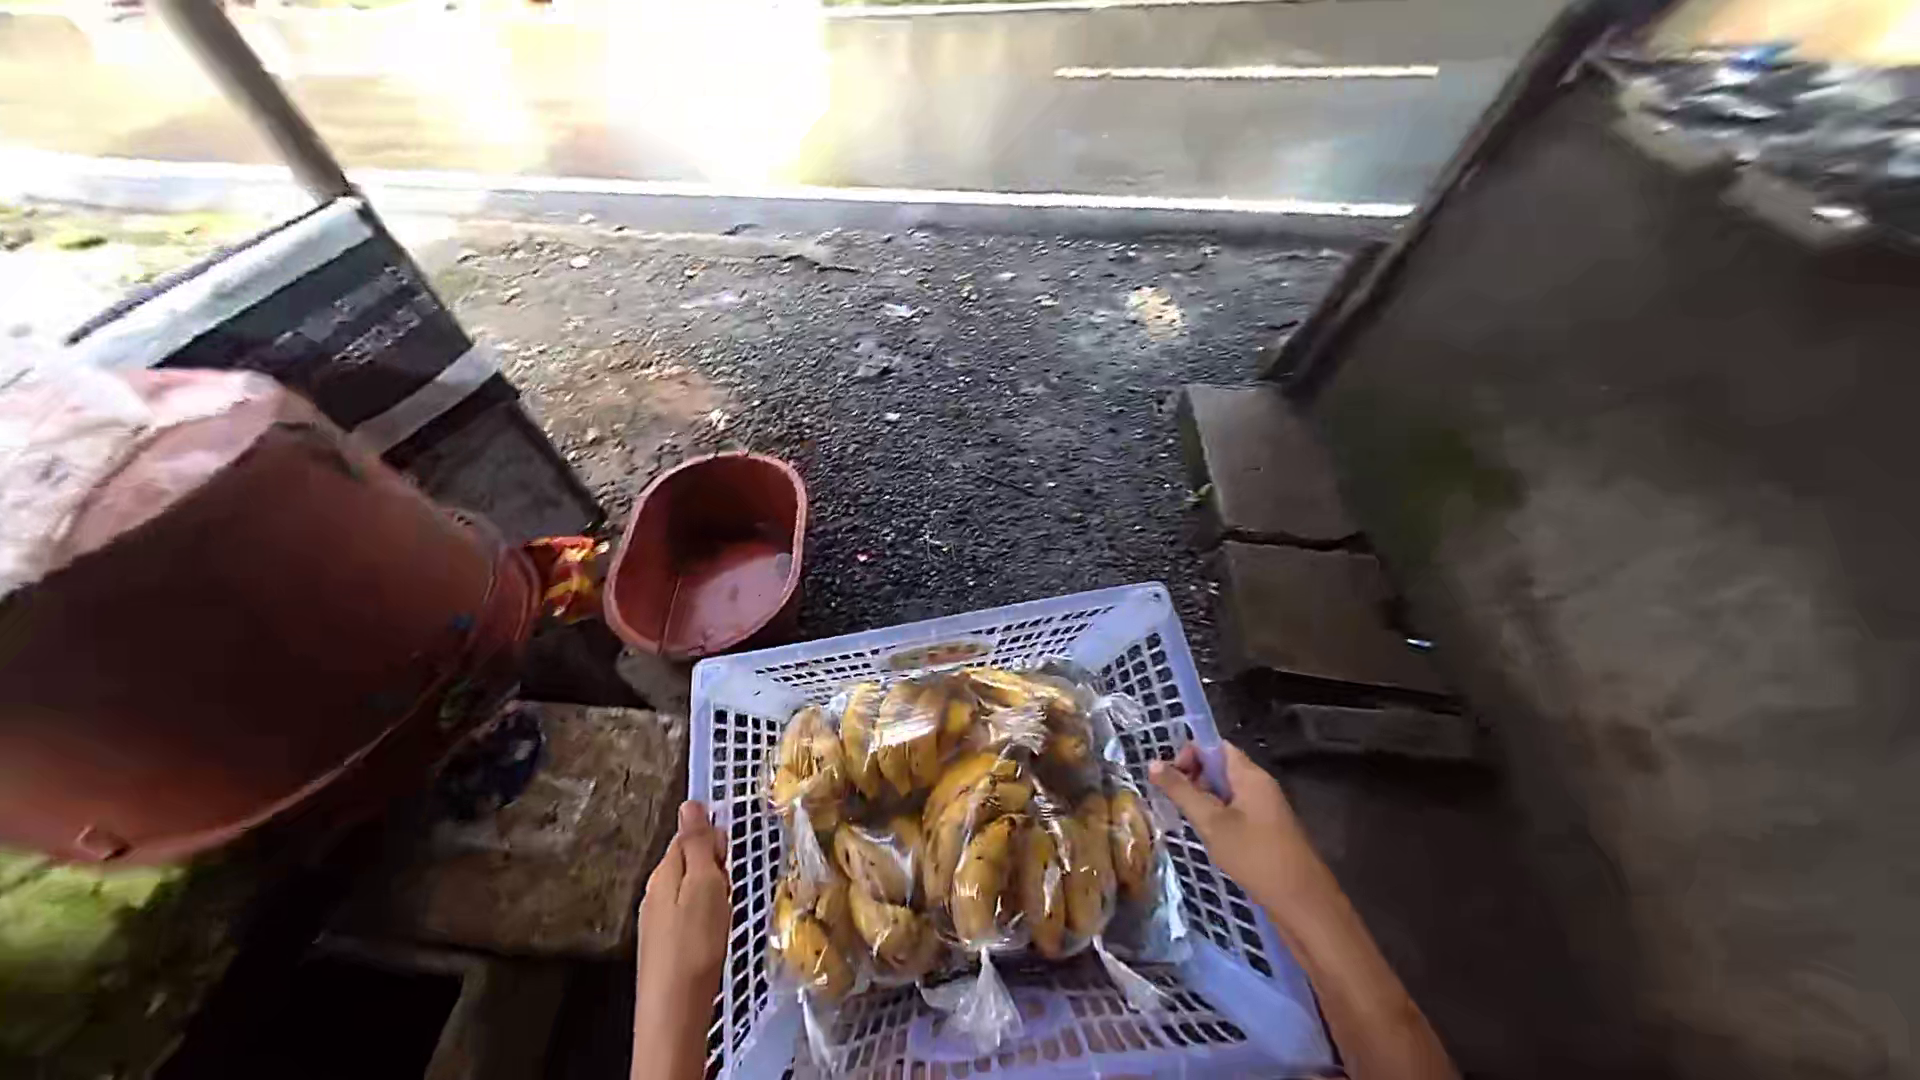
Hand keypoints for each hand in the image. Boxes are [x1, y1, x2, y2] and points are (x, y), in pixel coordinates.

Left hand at [633, 801, 730, 1079]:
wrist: (673, 1011)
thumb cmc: (695, 942)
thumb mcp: (703, 885)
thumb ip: (698, 845)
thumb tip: (689, 803)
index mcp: (664, 873)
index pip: (687, 835)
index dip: (712, 839)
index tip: (730, 855)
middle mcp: (655, 891)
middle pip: (689, 860)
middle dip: (715, 865)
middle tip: (728, 887)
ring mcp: (657, 919)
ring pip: (690, 886)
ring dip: (712, 890)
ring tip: (725, 910)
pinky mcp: (664, 943)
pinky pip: (688, 910)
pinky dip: (705, 912)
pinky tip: (715, 930)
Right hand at [1149, 741, 1334, 920]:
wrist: (1304, 906)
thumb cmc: (1256, 857)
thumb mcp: (1211, 822)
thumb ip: (1181, 791)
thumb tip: (1153, 763)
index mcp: (1249, 775)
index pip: (1214, 745)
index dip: (1190, 753)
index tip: (1172, 778)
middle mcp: (1259, 784)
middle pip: (1218, 765)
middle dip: (1192, 778)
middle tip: (1176, 802)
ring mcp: (1265, 808)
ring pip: (1225, 790)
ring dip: (1203, 799)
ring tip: (1188, 820)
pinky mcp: (1267, 829)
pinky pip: (1235, 809)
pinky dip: (1217, 815)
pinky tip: (1208, 836)